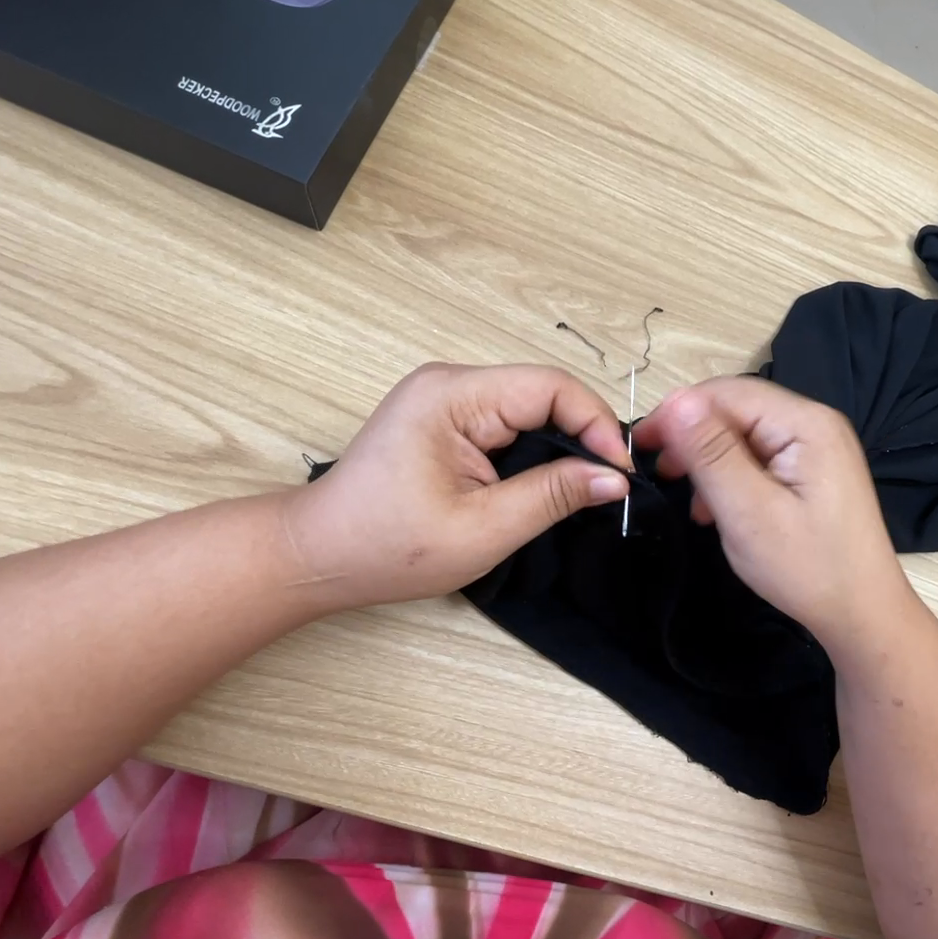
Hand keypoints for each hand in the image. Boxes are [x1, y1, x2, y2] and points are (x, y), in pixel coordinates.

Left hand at [281, 363, 631, 609]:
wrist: (318, 555)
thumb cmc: (389, 548)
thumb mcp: (484, 529)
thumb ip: (553, 496)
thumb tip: (615, 479)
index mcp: (453, 397)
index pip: (551, 388)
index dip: (596, 425)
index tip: (619, 474)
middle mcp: (451, 383)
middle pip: (545, 392)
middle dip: (584, 435)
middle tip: (609, 484)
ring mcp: (447, 398)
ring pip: (532, 408)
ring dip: (564, 444)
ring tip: (585, 486)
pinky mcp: (448, 417)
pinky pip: (512, 422)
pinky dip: (538, 450)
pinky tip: (549, 481)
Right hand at [631, 376, 914, 645]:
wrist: (862, 615)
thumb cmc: (807, 567)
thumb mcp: (749, 510)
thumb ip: (712, 453)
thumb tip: (677, 400)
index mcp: (806, 424)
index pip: (729, 393)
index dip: (679, 411)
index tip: (640, 445)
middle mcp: (815, 425)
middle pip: (738, 410)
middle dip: (693, 437)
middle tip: (659, 472)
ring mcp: (817, 450)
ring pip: (745, 436)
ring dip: (709, 461)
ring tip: (688, 499)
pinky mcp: (812, 475)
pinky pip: (760, 460)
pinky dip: (731, 478)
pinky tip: (714, 510)